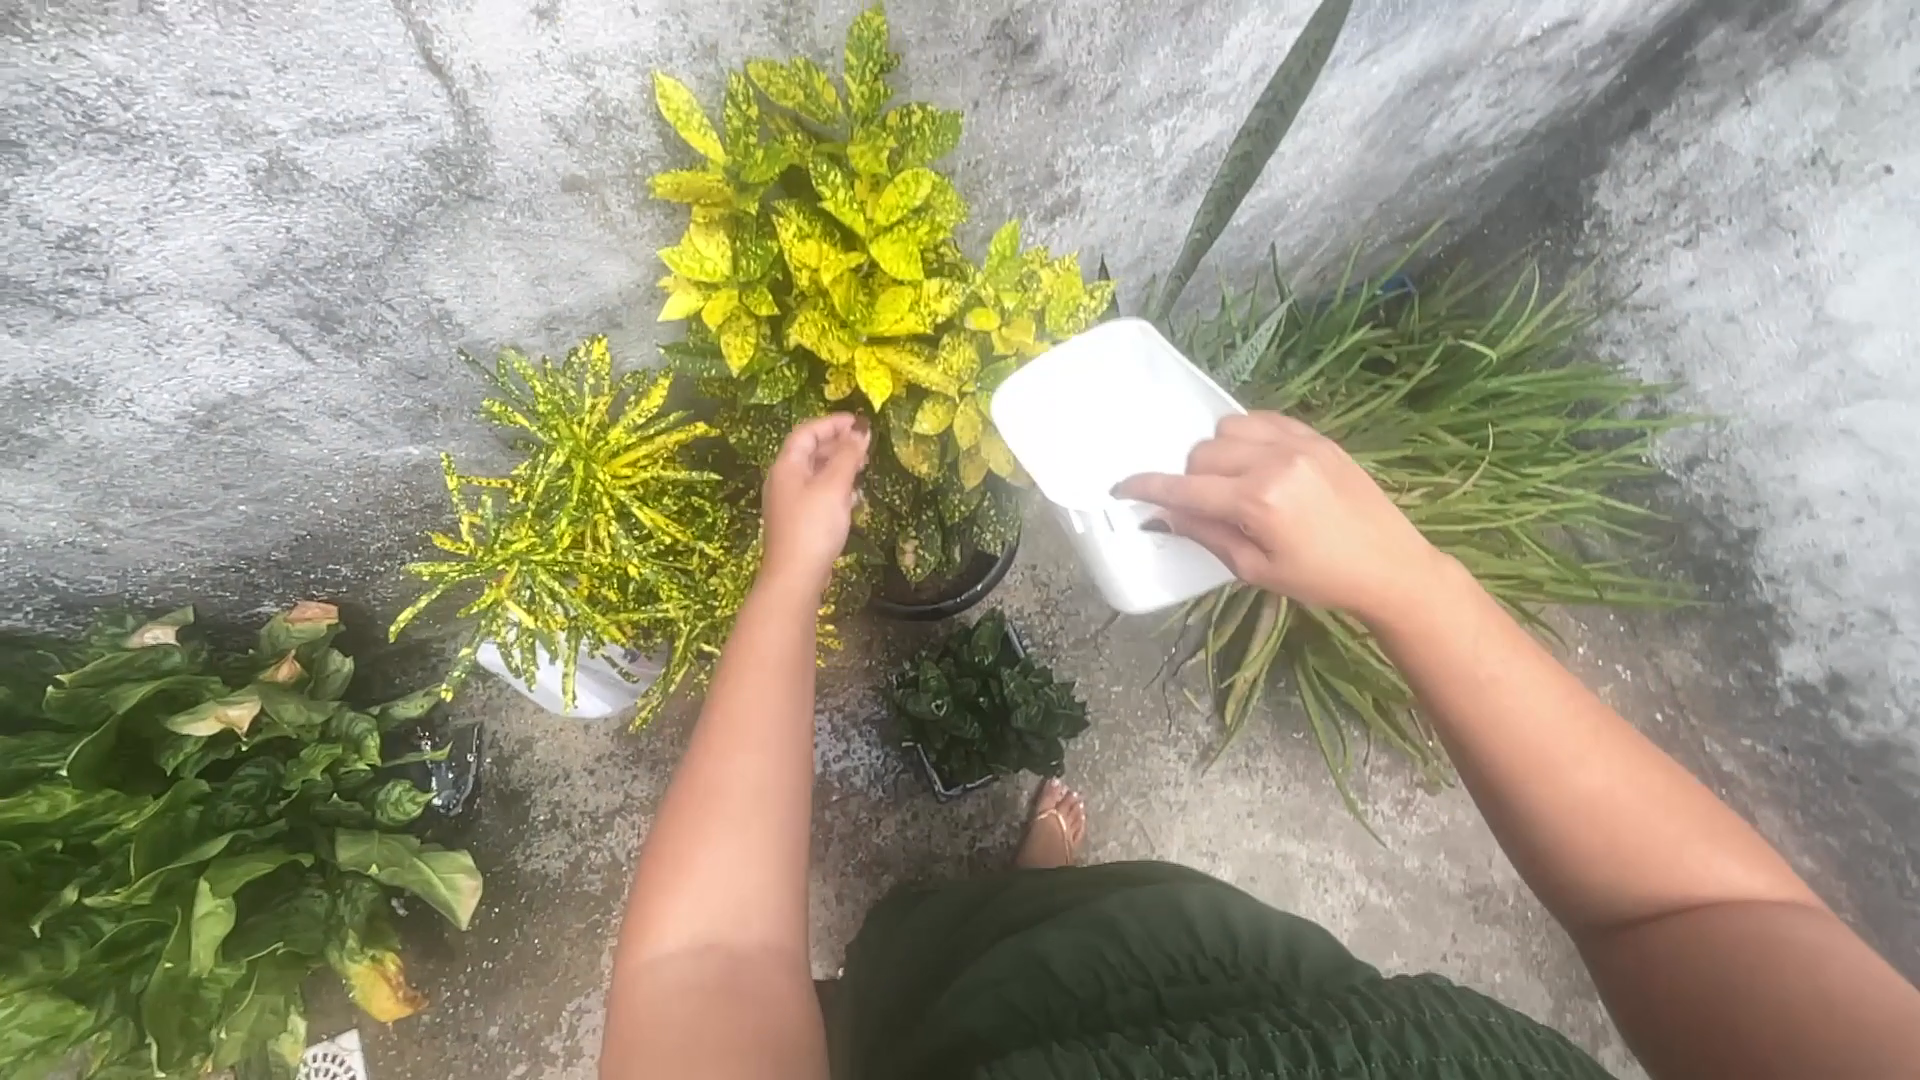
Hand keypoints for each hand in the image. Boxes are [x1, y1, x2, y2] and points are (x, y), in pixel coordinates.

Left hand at [761, 414, 869, 595]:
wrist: (795, 576)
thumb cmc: (813, 526)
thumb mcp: (834, 486)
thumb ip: (848, 456)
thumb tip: (861, 431)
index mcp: (787, 466)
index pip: (807, 432)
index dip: (831, 424)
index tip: (858, 422)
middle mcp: (784, 480)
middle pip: (809, 452)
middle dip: (837, 444)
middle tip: (864, 446)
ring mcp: (789, 502)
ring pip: (815, 473)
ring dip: (838, 466)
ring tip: (862, 468)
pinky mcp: (798, 521)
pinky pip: (817, 493)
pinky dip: (836, 487)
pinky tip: (853, 497)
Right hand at [1114, 412, 1447, 624]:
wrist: (1391, 566)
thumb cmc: (1320, 579)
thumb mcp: (1254, 569)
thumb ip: (1205, 533)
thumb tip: (1163, 514)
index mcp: (1258, 502)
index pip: (1185, 488)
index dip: (1147, 487)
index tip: (1121, 487)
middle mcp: (1275, 462)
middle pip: (1201, 454)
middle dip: (1191, 480)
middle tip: (1208, 509)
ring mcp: (1299, 444)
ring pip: (1226, 430)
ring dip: (1216, 455)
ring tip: (1234, 484)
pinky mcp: (1317, 437)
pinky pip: (1261, 420)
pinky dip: (1245, 437)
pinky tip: (1255, 462)